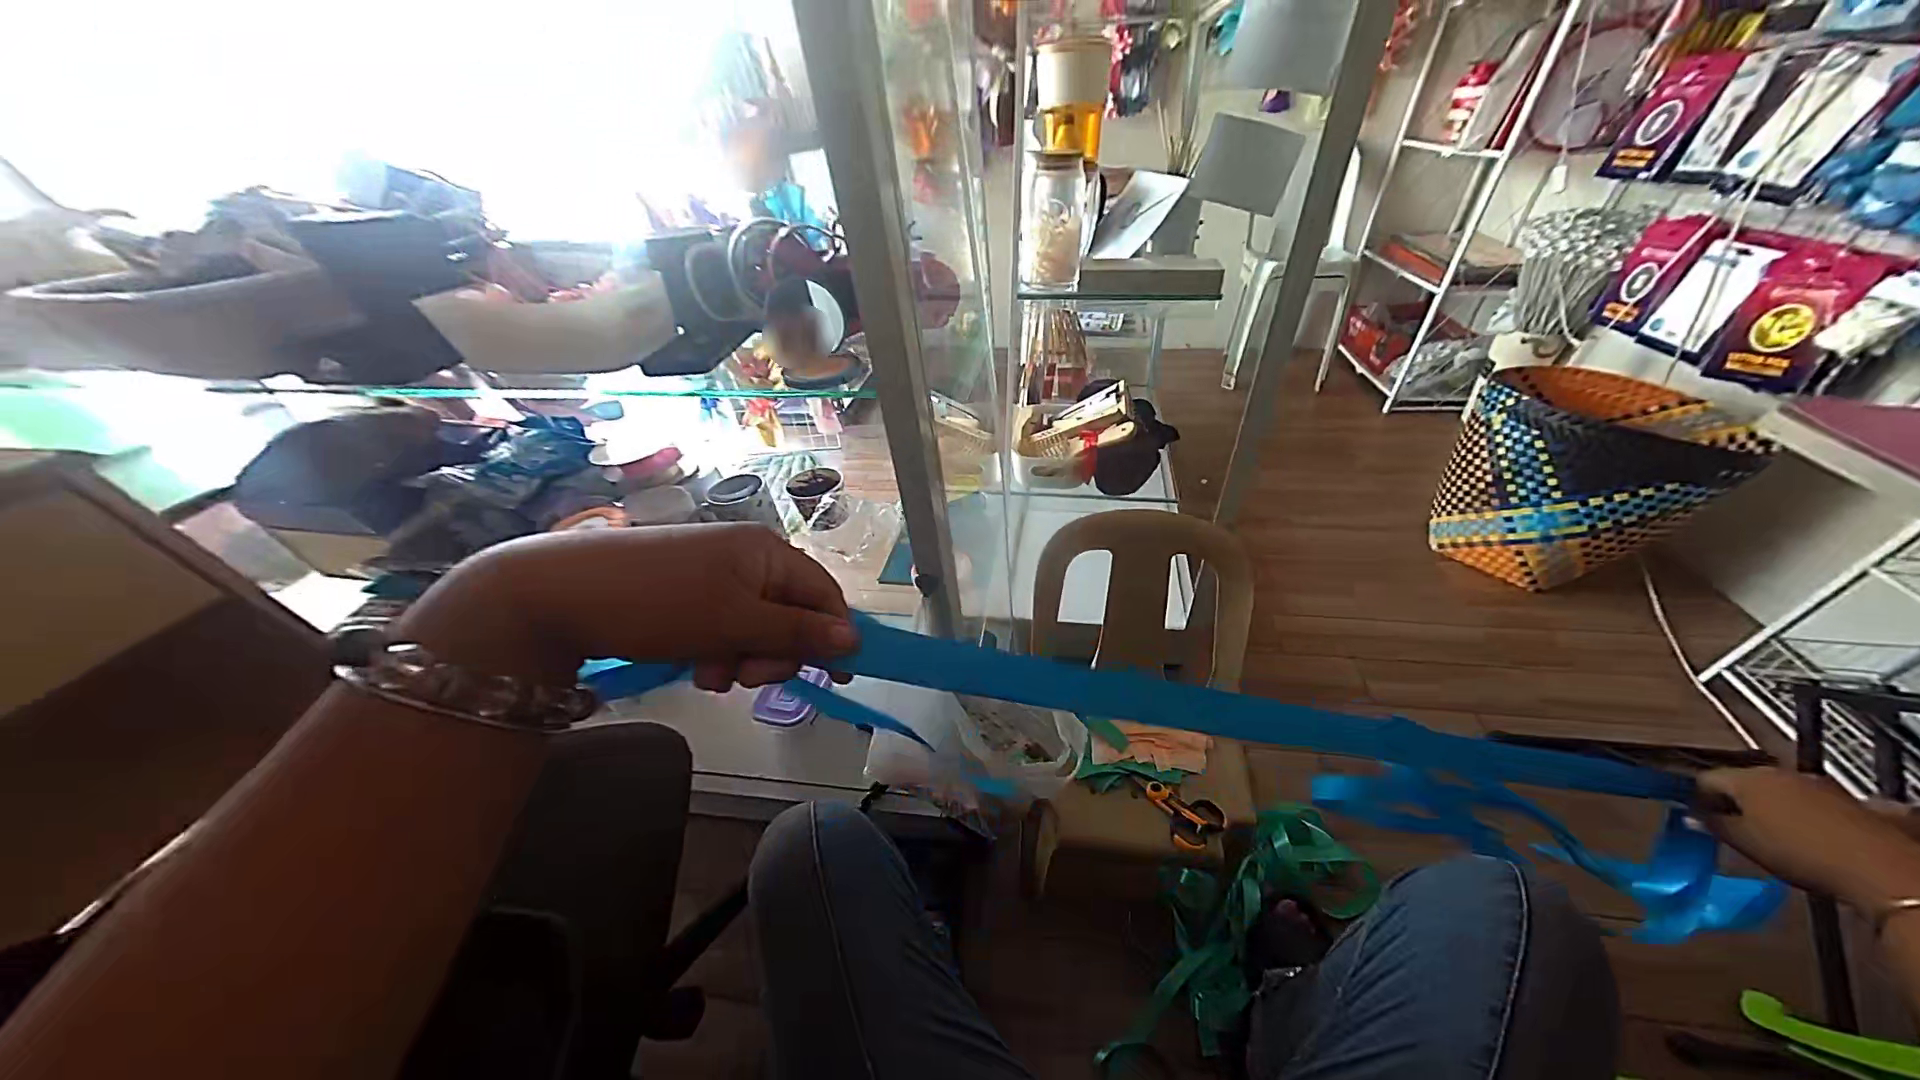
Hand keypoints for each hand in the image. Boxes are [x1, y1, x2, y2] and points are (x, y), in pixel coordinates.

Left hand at [391, 524, 859, 691]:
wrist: (557, 593)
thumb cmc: (658, 602)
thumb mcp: (734, 623)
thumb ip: (797, 632)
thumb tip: (854, 639)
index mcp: (767, 553)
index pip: (823, 594)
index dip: (833, 636)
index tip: (835, 678)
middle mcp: (748, 558)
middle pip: (792, 614)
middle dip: (776, 653)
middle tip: (749, 678)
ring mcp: (717, 574)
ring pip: (758, 627)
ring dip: (744, 658)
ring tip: (712, 675)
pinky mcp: (690, 593)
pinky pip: (726, 627)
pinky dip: (719, 652)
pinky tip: (695, 666)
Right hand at [1698, 767, 1919, 908]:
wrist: (1886, 871)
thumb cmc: (1800, 853)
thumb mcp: (1744, 843)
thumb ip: (1713, 824)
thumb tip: (1695, 816)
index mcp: (1745, 778)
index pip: (1704, 779)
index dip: (1699, 798)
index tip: (1703, 819)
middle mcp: (1779, 773)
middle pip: (1744, 781)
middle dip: (1737, 801)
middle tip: (1738, 827)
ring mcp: (1818, 785)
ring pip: (1780, 791)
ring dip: (1772, 807)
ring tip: (1777, 835)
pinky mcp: (1851, 801)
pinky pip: (1814, 802)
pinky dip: (1807, 814)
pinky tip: (1814, 835)